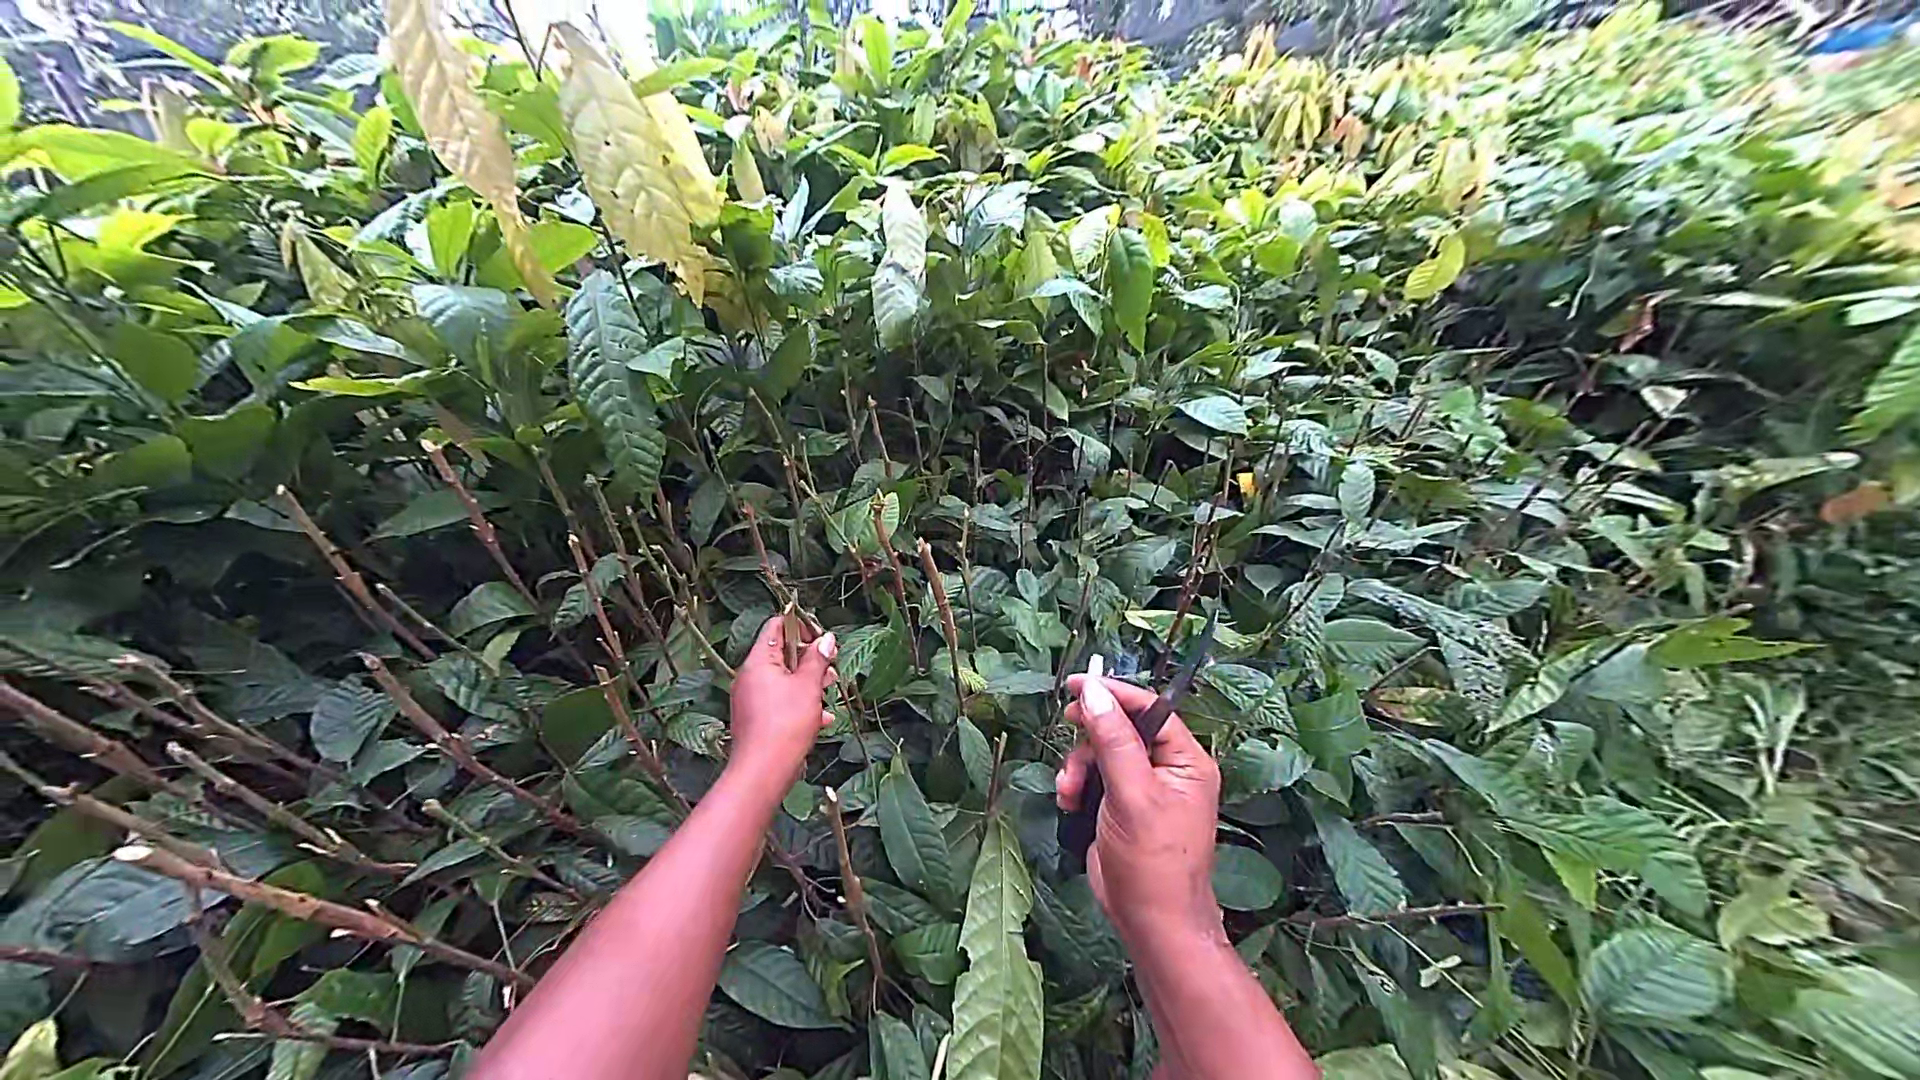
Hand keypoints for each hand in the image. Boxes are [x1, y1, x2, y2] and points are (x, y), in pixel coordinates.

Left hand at [727, 616, 836, 786]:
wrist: (763, 772)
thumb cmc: (785, 725)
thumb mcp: (808, 685)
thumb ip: (818, 658)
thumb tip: (827, 638)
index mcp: (758, 661)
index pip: (777, 626)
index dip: (801, 626)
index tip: (823, 637)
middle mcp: (750, 676)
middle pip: (782, 652)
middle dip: (810, 657)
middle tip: (831, 666)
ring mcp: (751, 698)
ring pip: (784, 678)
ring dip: (809, 681)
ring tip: (828, 690)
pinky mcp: (757, 717)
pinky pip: (780, 700)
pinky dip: (800, 702)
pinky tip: (820, 717)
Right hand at [1056, 673, 1224, 950]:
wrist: (1150, 922)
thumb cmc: (1152, 860)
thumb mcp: (1132, 794)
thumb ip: (1113, 740)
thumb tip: (1094, 691)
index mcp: (1185, 759)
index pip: (1148, 708)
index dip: (1113, 692)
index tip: (1077, 684)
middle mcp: (1167, 767)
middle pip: (1121, 726)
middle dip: (1091, 735)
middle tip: (1068, 724)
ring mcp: (1143, 786)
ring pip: (1101, 751)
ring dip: (1078, 765)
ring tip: (1069, 790)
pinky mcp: (1121, 803)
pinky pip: (1094, 776)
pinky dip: (1077, 784)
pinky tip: (1070, 801)